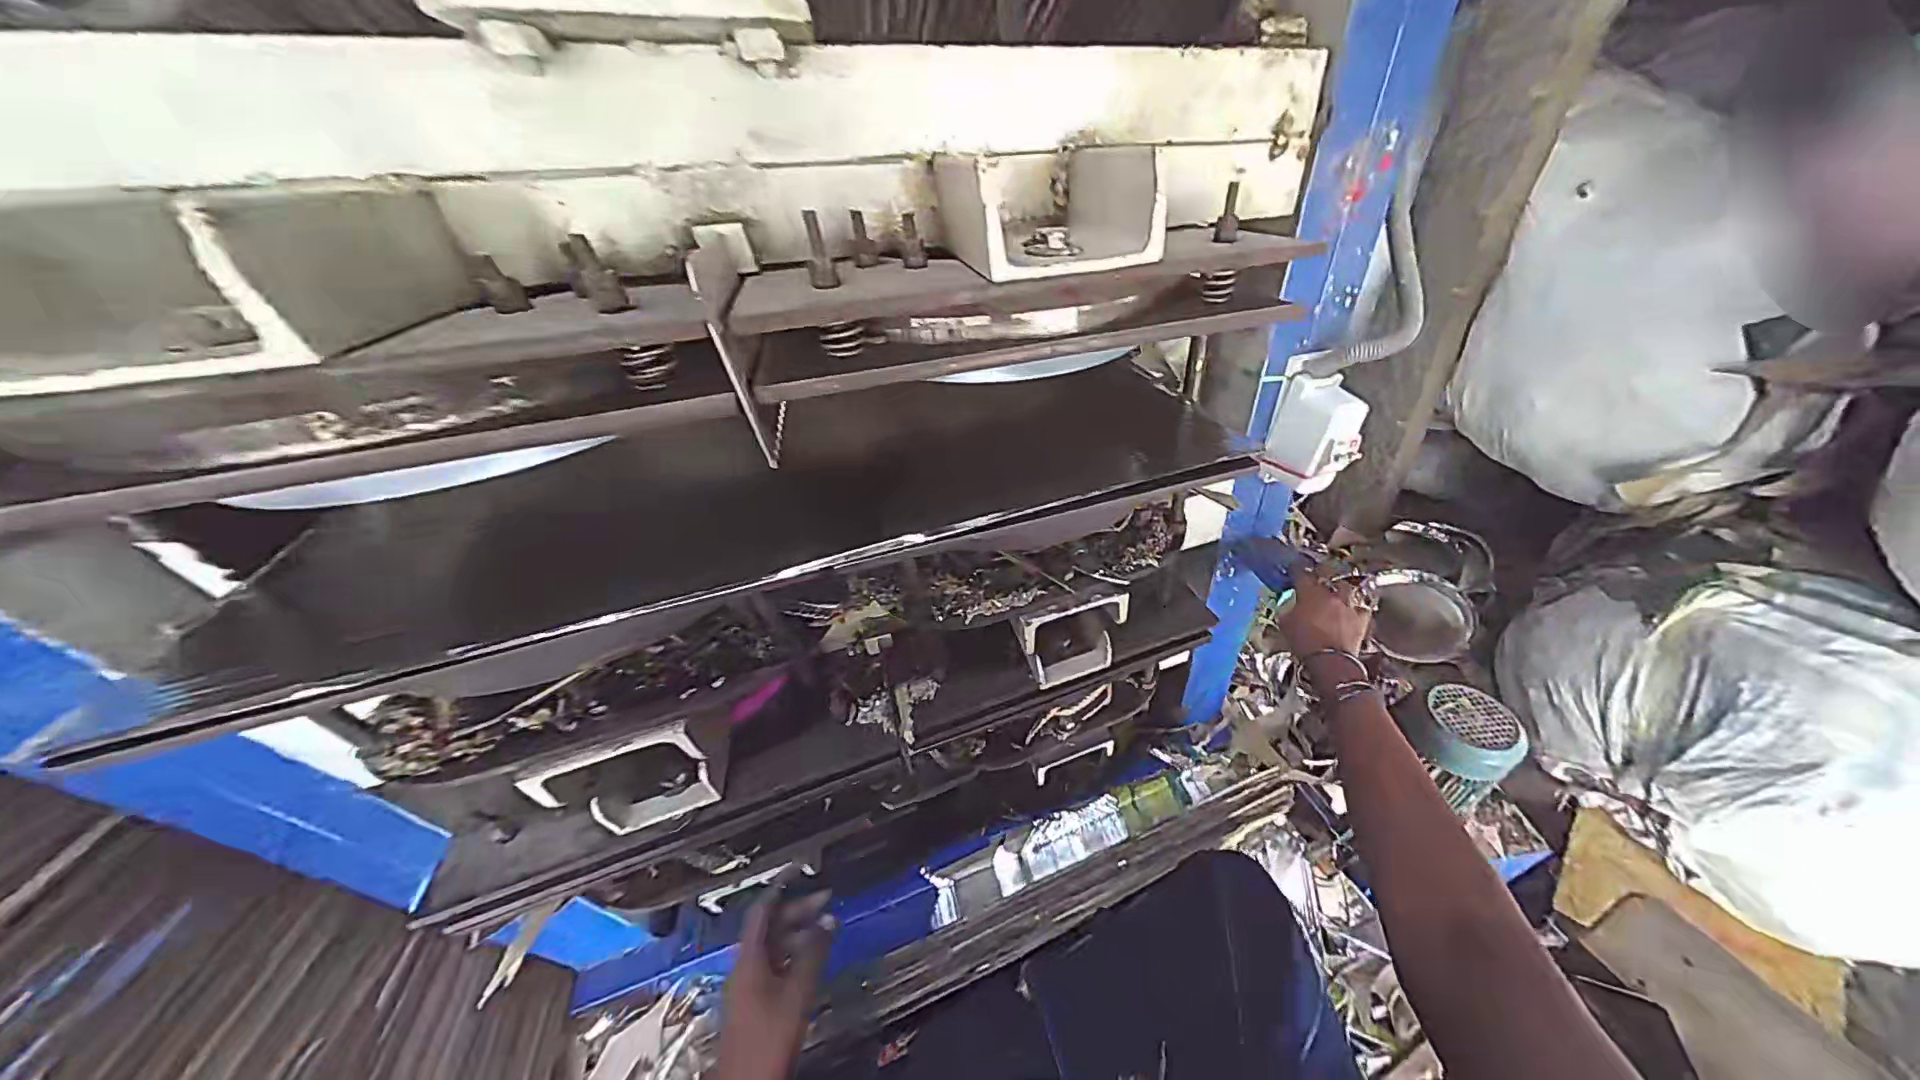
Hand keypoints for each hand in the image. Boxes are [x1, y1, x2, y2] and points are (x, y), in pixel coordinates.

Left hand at [714, 890, 834, 1079]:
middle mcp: (744, 966)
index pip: (763, 909)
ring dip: (798, 933)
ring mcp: (747, 984)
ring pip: (773, 945)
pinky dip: (793, 954)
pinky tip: (812, 959)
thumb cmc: (769, 1038)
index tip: (800, 869)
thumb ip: (814, 952)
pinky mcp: (754, 1001)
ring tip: (825, 928)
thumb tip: (828, 921)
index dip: (781, 886)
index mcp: (749, 958)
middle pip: (769, 926)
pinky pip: (774, 963)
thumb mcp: (797, 991)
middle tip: (826, 901)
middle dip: (797, 911)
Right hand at [1276, 566, 1372, 656]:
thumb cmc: (1304, 642)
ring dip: (1341, 589)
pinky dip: (1357, 607)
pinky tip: (1352, 610)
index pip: (1302, 574)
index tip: (1294, 571)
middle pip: (1328, 577)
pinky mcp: (1362, 620)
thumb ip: (1288, 609)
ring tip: (1336, 592)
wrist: (1329, 661)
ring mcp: (1348, 606)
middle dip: (1321, 577)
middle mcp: (1332, 595)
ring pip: (1347, 589)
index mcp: (1310, 592)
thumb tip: (1289, 606)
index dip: (1297, 571)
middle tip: (1316, 581)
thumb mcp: (1285, 623)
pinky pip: (1362, 608)